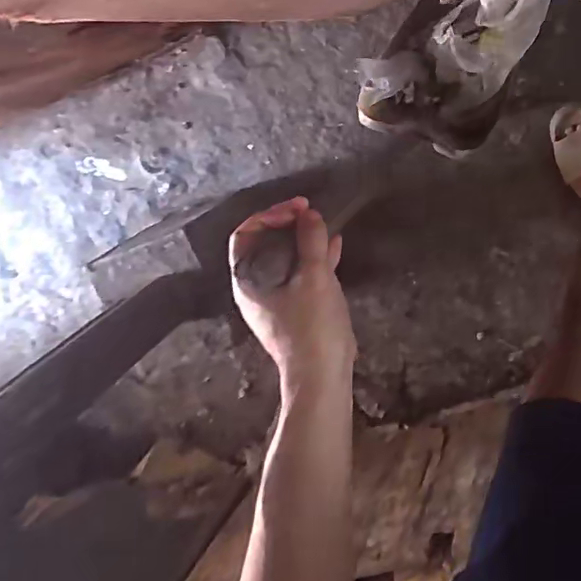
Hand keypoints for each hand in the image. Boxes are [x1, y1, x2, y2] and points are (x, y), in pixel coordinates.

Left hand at [231, 197, 356, 395]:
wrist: (322, 373)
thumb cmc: (311, 325)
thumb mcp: (313, 277)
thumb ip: (311, 241)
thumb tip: (309, 214)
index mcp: (247, 281)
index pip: (245, 235)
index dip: (269, 215)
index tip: (298, 207)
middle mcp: (257, 287)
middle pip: (264, 244)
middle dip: (287, 223)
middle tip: (310, 210)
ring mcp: (278, 297)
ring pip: (285, 257)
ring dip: (303, 237)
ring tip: (323, 222)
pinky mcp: (298, 305)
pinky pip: (302, 272)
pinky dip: (316, 255)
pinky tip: (335, 243)